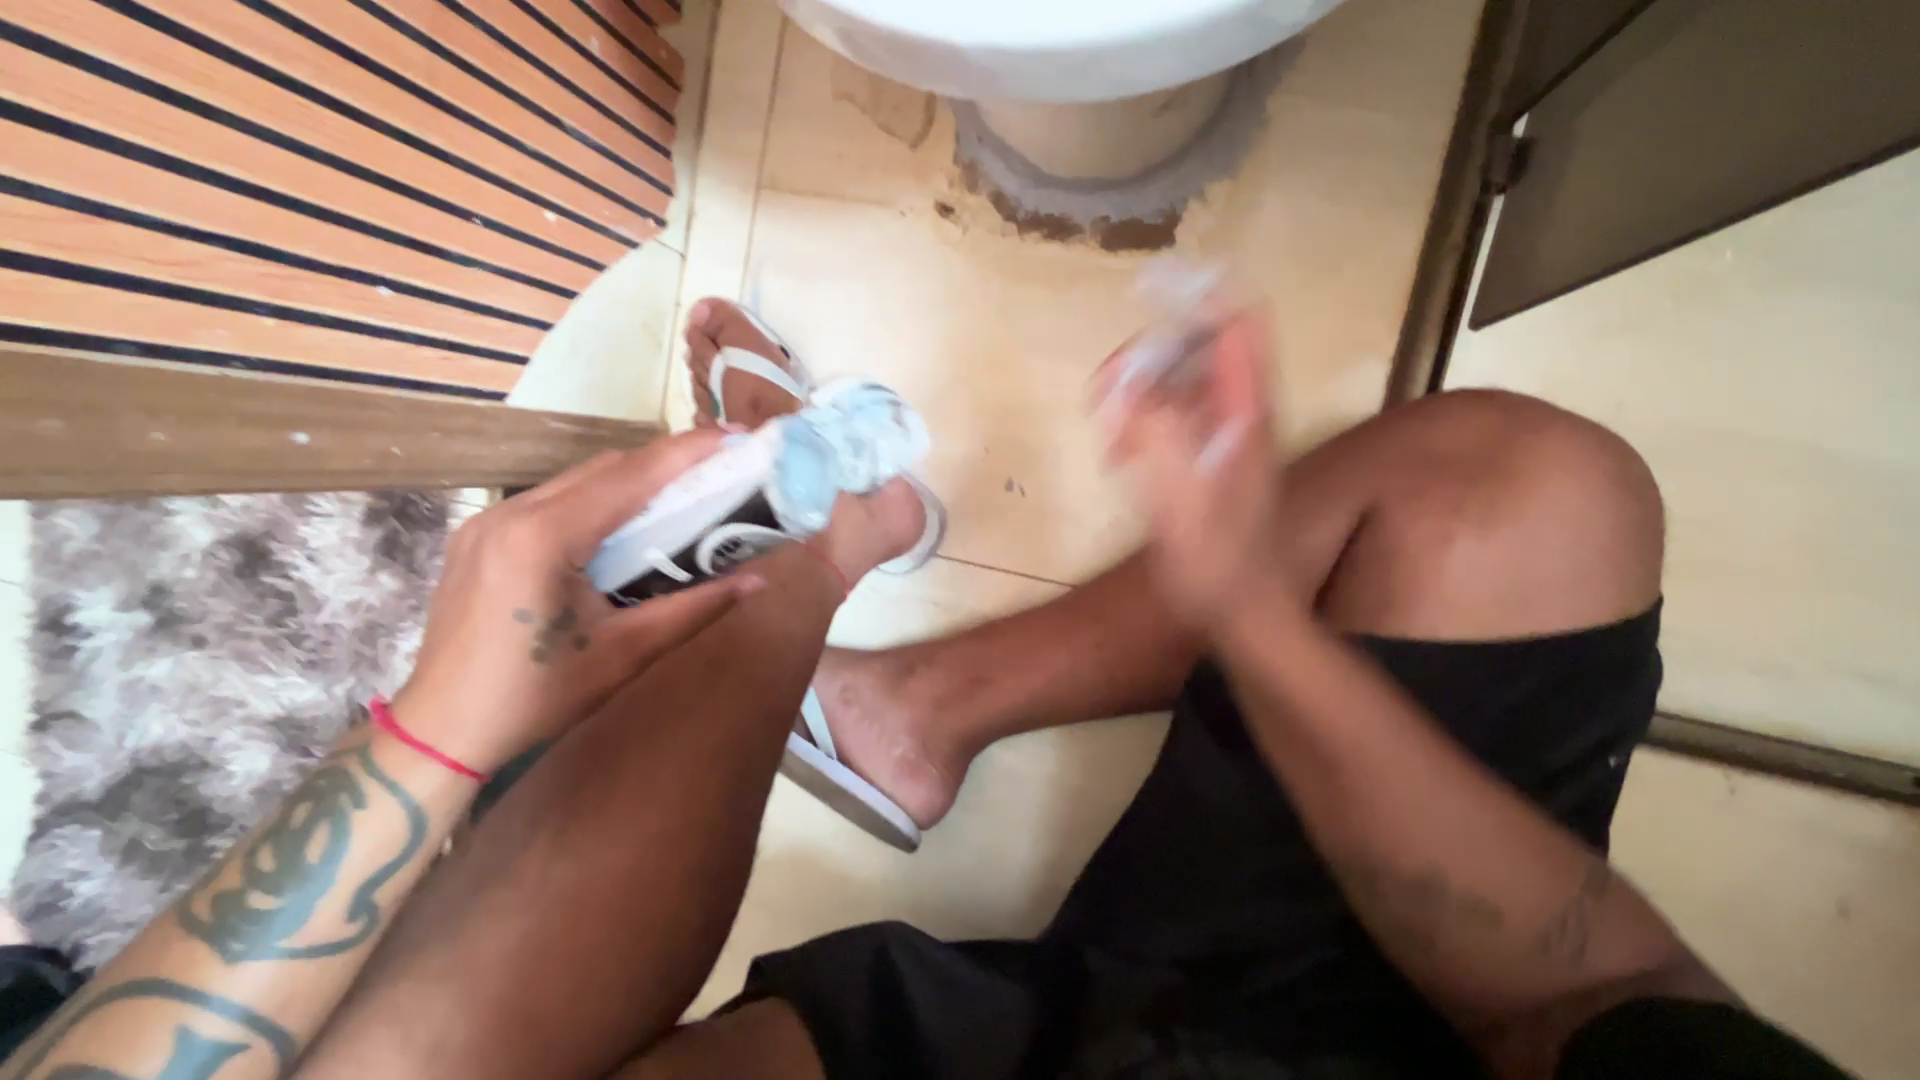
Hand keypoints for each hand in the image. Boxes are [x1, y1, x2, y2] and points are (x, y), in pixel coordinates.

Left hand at [392, 431, 763, 773]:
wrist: (443, 732)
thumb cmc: (538, 698)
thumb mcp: (627, 652)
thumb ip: (696, 607)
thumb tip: (759, 580)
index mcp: (544, 538)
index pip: (631, 476)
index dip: (689, 451)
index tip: (737, 437)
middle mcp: (512, 514)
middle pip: (605, 468)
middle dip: (667, 461)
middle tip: (721, 465)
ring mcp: (488, 521)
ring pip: (576, 480)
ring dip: (632, 480)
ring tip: (684, 490)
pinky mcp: (479, 536)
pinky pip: (551, 501)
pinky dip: (597, 500)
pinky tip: (624, 522)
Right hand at [1097, 310, 1296, 631]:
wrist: (1241, 610)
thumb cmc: (1218, 563)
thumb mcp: (1181, 501)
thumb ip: (1155, 438)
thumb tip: (1125, 386)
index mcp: (1245, 412)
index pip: (1237, 326)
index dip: (1201, 295)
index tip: (1153, 287)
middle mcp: (1237, 412)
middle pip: (1196, 348)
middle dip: (1147, 357)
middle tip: (1108, 387)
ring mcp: (1221, 436)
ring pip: (1177, 383)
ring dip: (1138, 393)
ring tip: (1110, 432)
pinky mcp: (1203, 459)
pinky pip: (1168, 417)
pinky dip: (1140, 423)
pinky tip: (1120, 455)